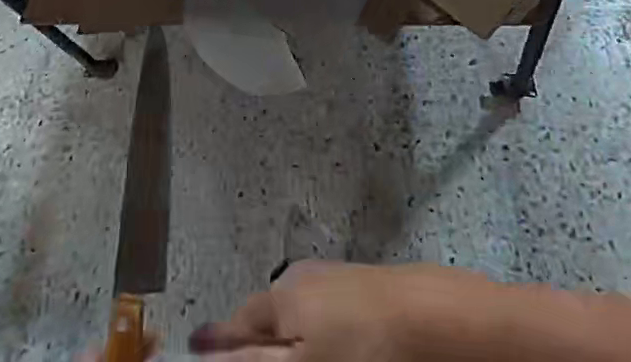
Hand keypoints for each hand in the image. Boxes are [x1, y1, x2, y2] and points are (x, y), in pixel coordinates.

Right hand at [189, 260, 490, 361]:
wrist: (432, 317)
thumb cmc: (361, 347)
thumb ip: (253, 361)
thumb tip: (206, 352)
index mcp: (282, 294)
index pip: (241, 320)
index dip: (221, 338)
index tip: (198, 345)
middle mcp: (303, 276)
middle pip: (269, 313)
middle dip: (255, 335)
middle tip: (242, 352)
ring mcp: (336, 276)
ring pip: (300, 309)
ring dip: (289, 332)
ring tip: (290, 351)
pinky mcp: (365, 284)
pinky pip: (327, 307)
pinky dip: (319, 326)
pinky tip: (335, 343)